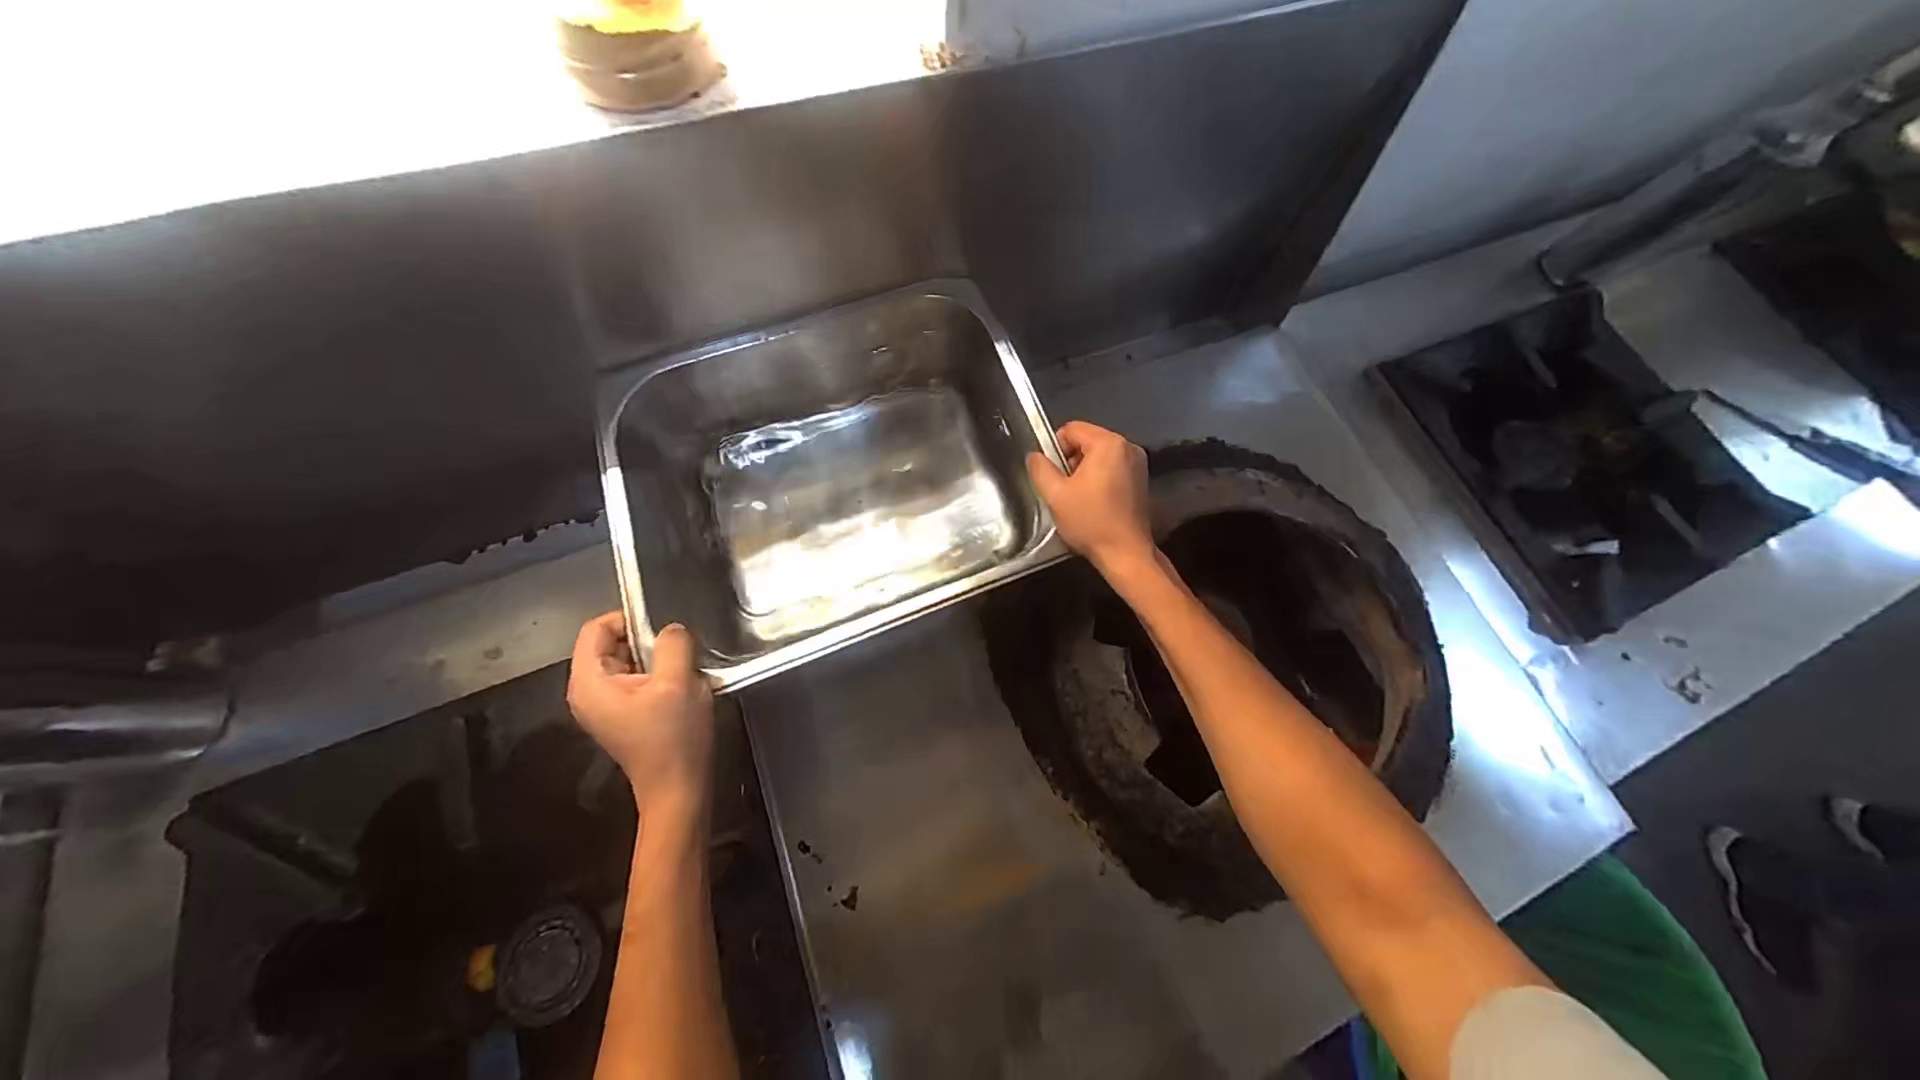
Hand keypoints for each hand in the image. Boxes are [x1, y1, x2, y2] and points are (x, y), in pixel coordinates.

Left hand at [567, 612, 714, 811]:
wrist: (678, 789)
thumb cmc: (674, 738)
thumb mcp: (678, 682)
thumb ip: (673, 644)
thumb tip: (672, 630)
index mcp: (588, 682)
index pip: (596, 627)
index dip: (629, 619)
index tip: (664, 629)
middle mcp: (587, 691)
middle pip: (612, 643)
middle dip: (648, 642)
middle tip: (678, 655)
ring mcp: (604, 705)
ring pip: (629, 660)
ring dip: (659, 660)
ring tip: (683, 674)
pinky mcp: (623, 714)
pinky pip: (637, 679)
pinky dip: (660, 676)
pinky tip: (680, 690)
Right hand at [1026, 420, 1155, 572]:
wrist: (1126, 553)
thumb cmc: (1090, 522)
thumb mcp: (1055, 495)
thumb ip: (1040, 468)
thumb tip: (1035, 456)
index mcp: (1108, 444)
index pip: (1072, 429)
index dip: (1055, 449)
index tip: (1052, 474)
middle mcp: (1128, 447)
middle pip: (1087, 441)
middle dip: (1070, 461)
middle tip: (1063, 489)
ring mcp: (1138, 464)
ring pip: (1099, 456)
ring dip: (1084, 472)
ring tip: (1077, 498)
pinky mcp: (1141, 480)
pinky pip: (1112, 468)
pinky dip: (1099, 479)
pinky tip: (1094, 503)